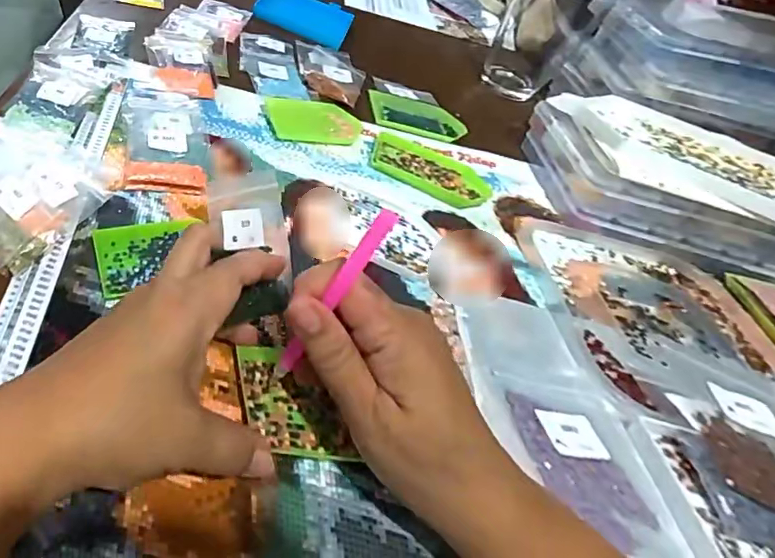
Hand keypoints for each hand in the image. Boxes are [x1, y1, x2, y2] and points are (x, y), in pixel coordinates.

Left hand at [0, 224, 284, 493]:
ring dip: (208, 289)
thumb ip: (235, 449)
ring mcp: (132, 310)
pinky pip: (160, 306)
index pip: (231, 269)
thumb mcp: (188, 441)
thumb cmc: (124, 420)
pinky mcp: (114, 330)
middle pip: (194, 246)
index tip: (284, 262)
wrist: (41, 425)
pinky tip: (194, 357)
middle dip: (224, 243)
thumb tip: (270, 465)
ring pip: (177, 279)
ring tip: (240, 329)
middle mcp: (160, 296)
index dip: (259, 262)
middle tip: (257, 264)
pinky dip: (185, 314)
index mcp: (186, 307)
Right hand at [283, 260, 515, 522]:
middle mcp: (405, 317)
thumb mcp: (366, 413)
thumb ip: (332, 354)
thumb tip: (296, 302)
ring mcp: (411, 332)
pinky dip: (344, 348)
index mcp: (396, 328)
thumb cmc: (422, 462)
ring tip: (316, 382)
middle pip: (344, 290)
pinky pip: (367, 329)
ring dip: (325, 337)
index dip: (308, 290)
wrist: (483, 501)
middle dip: (312, 318)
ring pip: (351, 310)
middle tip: (299, 368)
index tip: (290, 332)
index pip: (340, 274)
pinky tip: (341, 384)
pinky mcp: (411, 349)